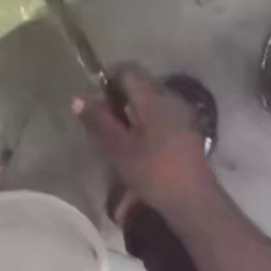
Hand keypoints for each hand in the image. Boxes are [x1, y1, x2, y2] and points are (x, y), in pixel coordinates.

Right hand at [75, 66, 218, 213]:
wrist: (192, 200)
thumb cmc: (152, 171)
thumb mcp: (117, 147)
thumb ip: (97, 120)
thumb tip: (78, 99)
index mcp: (154, 98)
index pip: (128, 70)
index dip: (107, 78)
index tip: (93, 100)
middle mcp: (171, 99)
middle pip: (139, 85)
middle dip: (116, 97)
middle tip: (99, 120)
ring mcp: (182, 114)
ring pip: (149, 101)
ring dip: (129, 111)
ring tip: (114, 136)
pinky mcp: (187, 130)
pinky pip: (160, 115)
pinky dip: (143, 122)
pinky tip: (135, 145)